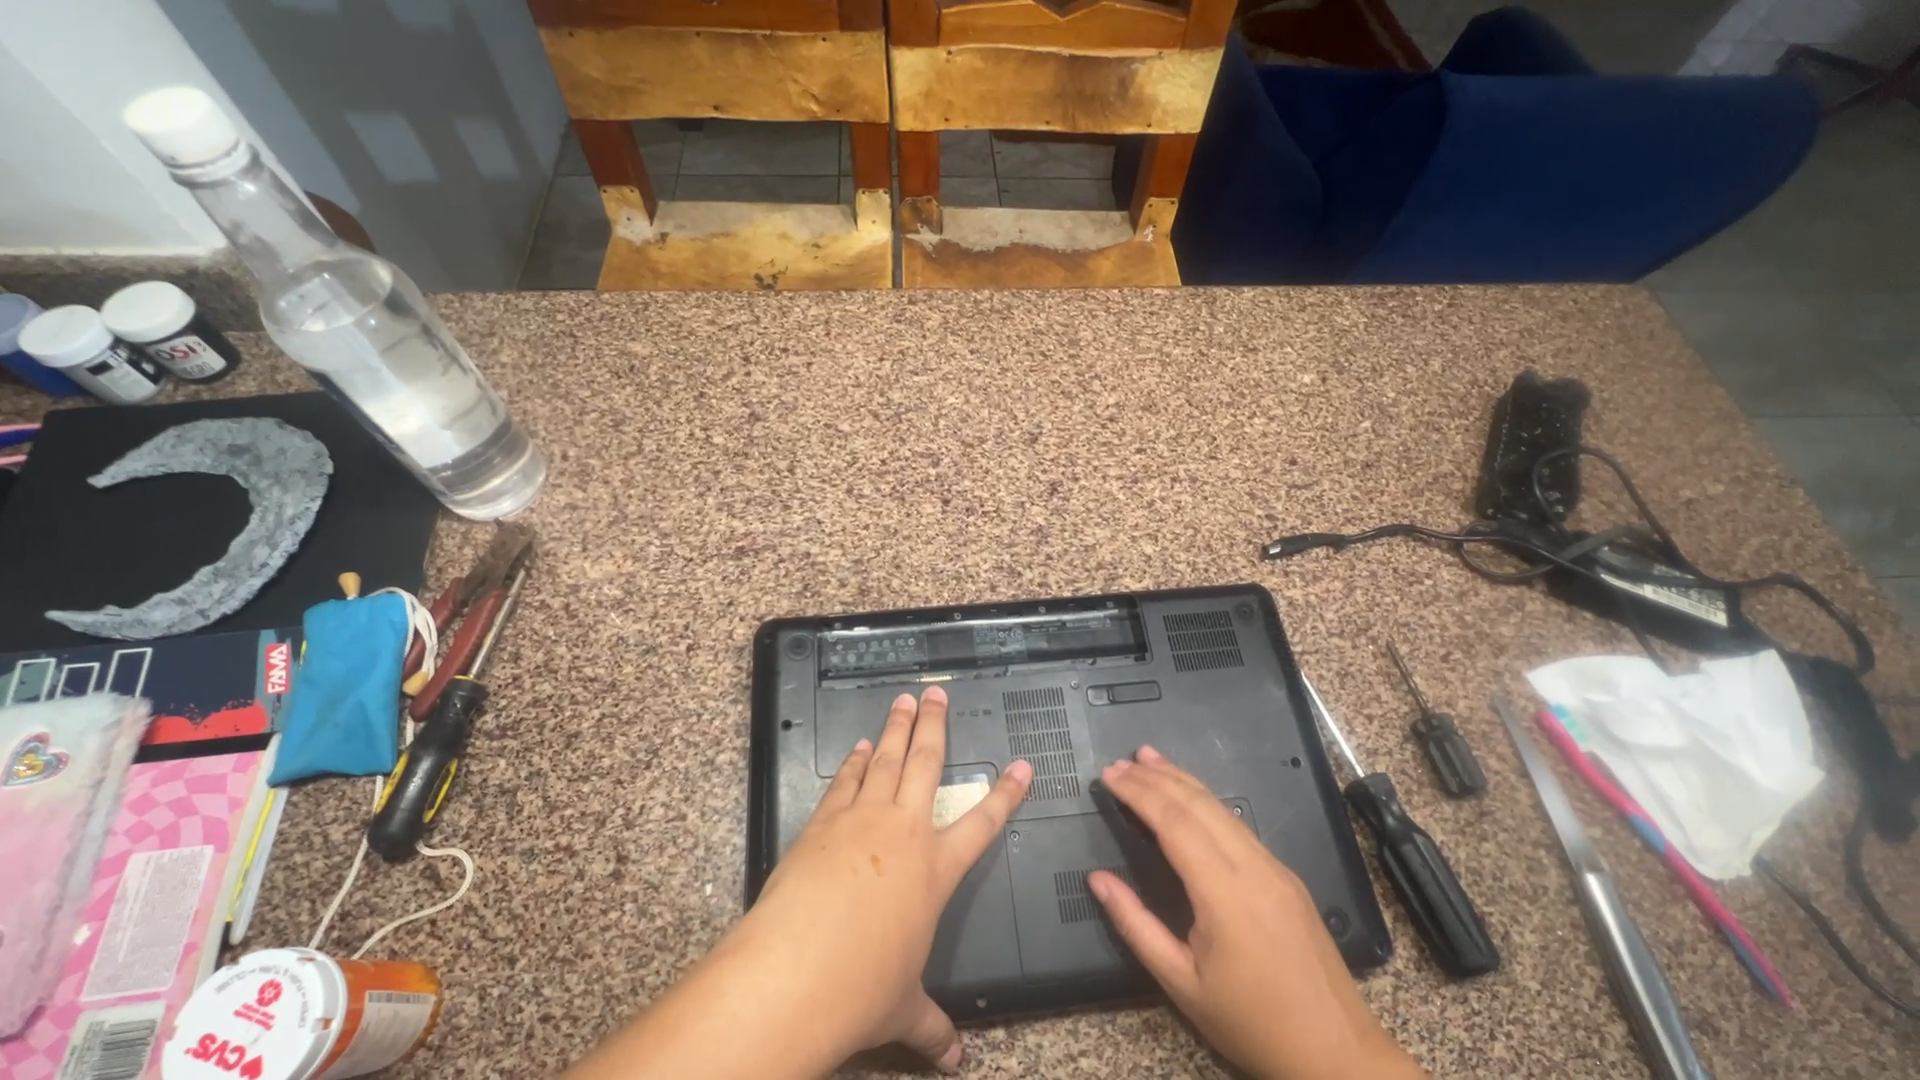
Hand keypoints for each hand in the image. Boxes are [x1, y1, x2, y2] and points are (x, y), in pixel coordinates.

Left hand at [566, 686, 1030, 1079]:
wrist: (795, 973)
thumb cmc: (863, 989)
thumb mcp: (904, 1010)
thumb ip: (933, 1028)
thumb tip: (955, 1059)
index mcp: (937, 869)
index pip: (983, 822)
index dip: (1006, 793)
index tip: (1022, 766)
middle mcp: (903, 832)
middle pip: (926, 764)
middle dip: (935, 725)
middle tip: (936, 693)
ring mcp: (860, 821)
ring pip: (884, 760)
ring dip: (894, 729)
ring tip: (902, 701)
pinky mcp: (821, 824)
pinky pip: (845, 783)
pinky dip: (854, 764)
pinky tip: (858, 751)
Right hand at [1089, 746, 1423, 1079]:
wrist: (1336, 1053)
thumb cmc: (1252, 1023)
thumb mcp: (1181, 983)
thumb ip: (1136, 925)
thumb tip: (1099, 880)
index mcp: (1226, 893)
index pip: (1175, 823)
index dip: (1139, 794)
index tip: (1108, 776)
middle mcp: (1254, 868)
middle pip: (1199, 805)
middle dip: (1157, 778)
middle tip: (1120, 763)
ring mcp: (1276, 869)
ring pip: (1223, 810)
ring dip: (1183, 782)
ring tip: (1150, 761)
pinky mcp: (1288, 878)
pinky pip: (1239, 827)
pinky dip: (1206, 804)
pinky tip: (1190, 801)